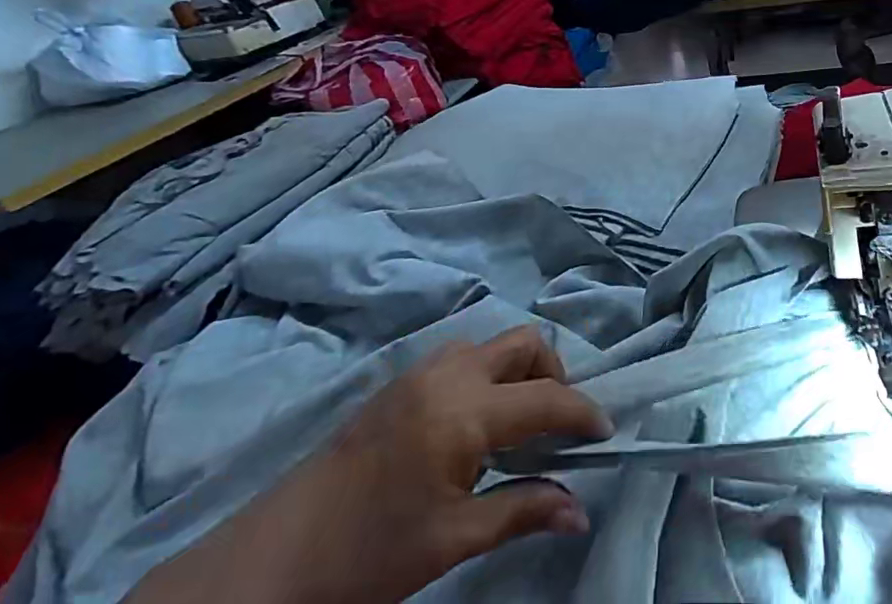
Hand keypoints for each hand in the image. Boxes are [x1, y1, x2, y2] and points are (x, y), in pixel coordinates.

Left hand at [130, 326, 613, 603]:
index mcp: (464, 410)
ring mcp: (419, 371)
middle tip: (559, 426)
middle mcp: (446, 373)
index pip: (545, 398)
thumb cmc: (373, 549)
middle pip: (522, 342)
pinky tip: (479, 424)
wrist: (284, 548)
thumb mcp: (454, 539)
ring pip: (489, 345)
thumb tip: (580, 510)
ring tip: (521, 427)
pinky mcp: (400, 381)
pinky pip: (461, 357)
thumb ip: (522, 512)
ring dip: (518, 372)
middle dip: (554, 373)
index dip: (583, 413)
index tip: (606, 434)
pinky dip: (487, 375)